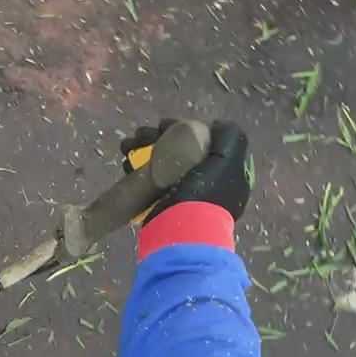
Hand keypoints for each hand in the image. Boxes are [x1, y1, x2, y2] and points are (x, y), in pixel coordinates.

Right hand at [119, 119, 249, 222]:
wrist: (180, 232)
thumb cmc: (203, 196)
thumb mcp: (227, 162)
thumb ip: (230, 139)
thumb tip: (219, 123)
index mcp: (221, 172)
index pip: (201, 141)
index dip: (181, 128)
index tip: (164, 125)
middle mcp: (202, 180)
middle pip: (176, 149)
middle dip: (155, 138)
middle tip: (138, 135)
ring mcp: (179, 192)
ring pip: (158, 161)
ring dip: (140, 149)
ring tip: (125, 146)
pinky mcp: (159, 202)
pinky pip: (146, 177)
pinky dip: (135, 167)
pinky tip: (126, 165)